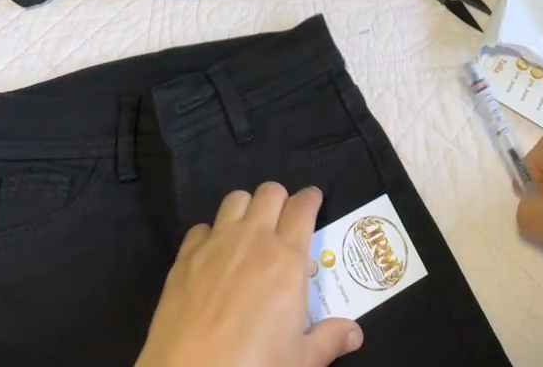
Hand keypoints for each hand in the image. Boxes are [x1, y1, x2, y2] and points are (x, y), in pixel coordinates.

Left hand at [137, 183, 363, 366]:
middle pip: (270, 192)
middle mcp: (253, 239)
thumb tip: (356, 332)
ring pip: (236, 199)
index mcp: (287, 258)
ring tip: (249, 232)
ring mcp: (216, 244)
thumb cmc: (256, 366)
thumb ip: (329, 339)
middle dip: (281, 200)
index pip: (303, 206)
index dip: (311, 198)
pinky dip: (211, 234)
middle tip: (283, 221)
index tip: (314, 201)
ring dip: (247, 209)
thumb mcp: (301, 361)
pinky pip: (202, 227)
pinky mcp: (186, 256)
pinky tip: (214, 256)